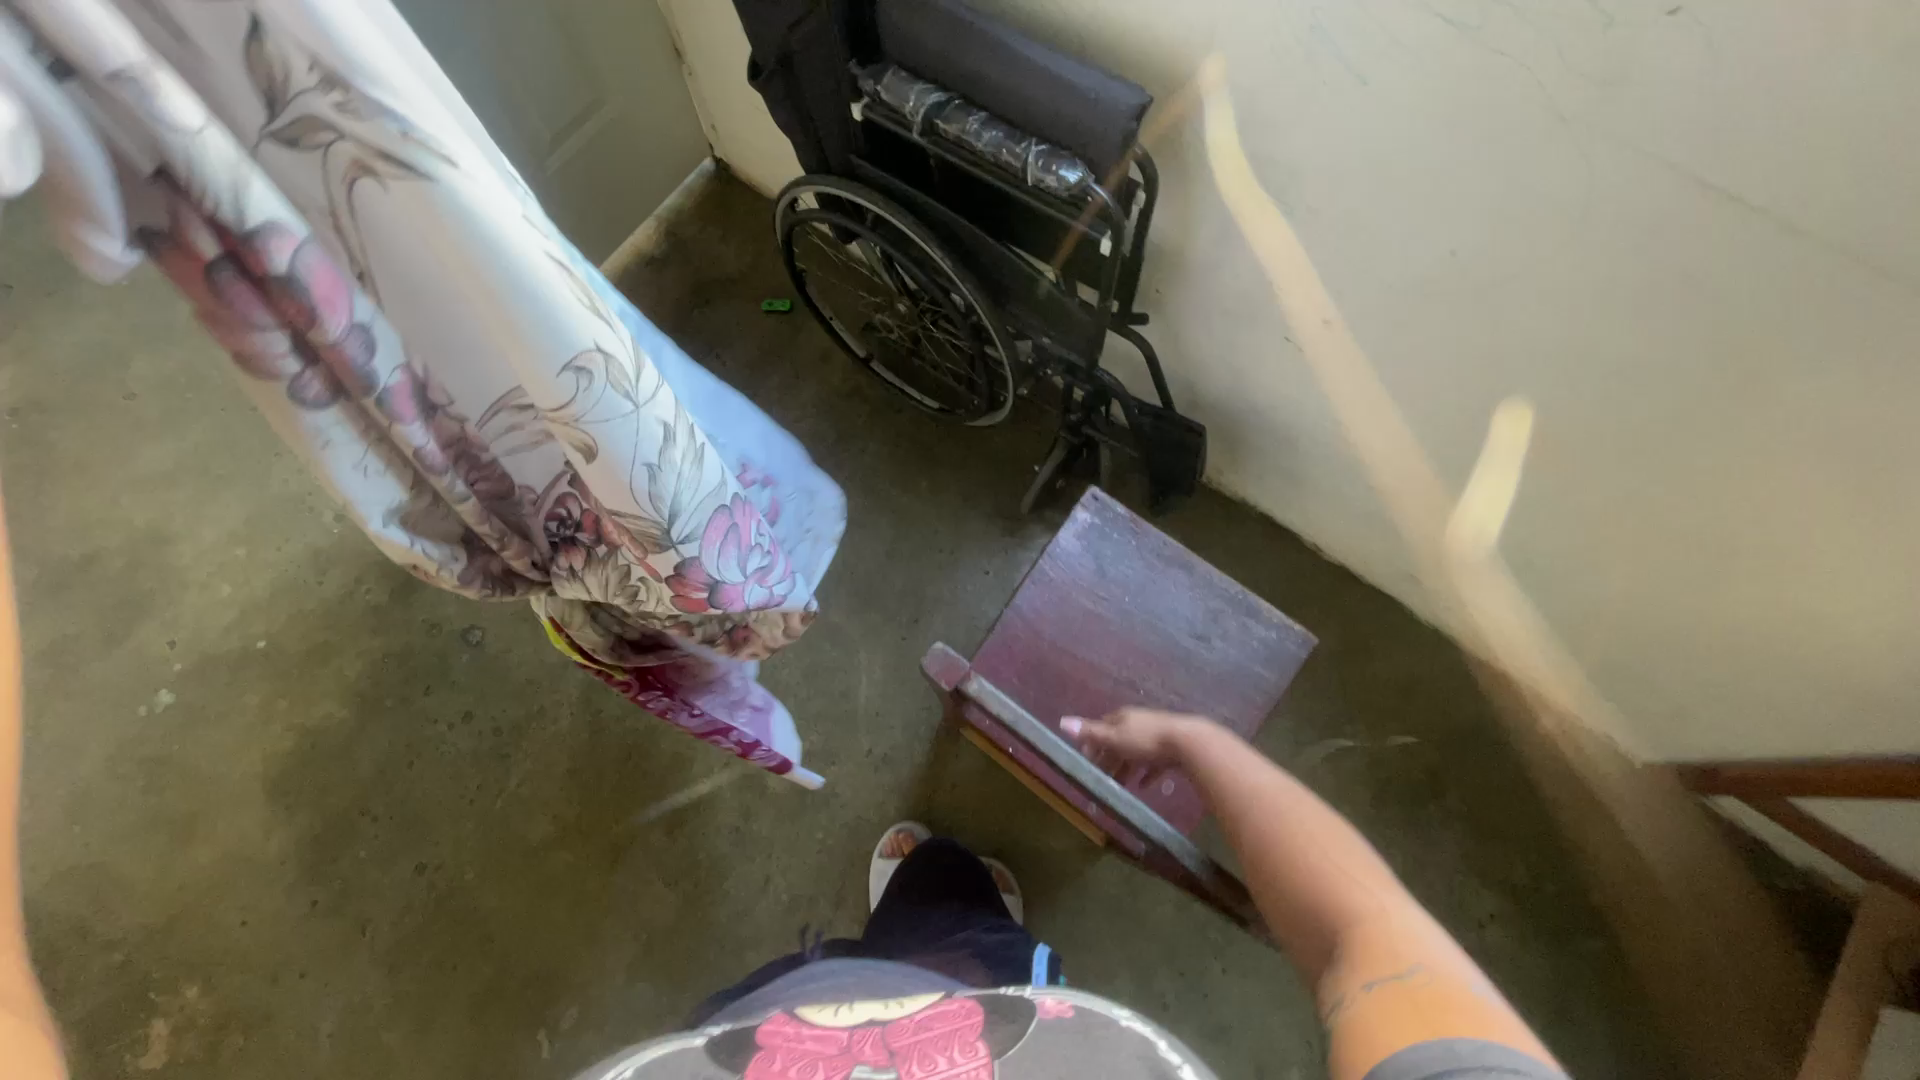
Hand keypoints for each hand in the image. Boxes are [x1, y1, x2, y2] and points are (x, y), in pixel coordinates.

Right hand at [1060, 707, 1208, 786]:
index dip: (1093, 740)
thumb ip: (1090, 732)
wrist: (1187, 743)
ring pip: (1136, 752)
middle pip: (1119, 740)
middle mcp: (1138, 723)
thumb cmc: (1146, 740)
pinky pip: (1154, 763)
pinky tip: (1144, 786)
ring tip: (1119, 785)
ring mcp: (1156, 736)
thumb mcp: (1114, 738)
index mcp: (1123, 718)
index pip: (1103, 726)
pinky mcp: (1171, 750)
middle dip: (1109, 757)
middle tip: (1100, 776)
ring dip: (1126, 767)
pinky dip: (1147, 773)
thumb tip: (1062, 721)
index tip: (1086, 757)